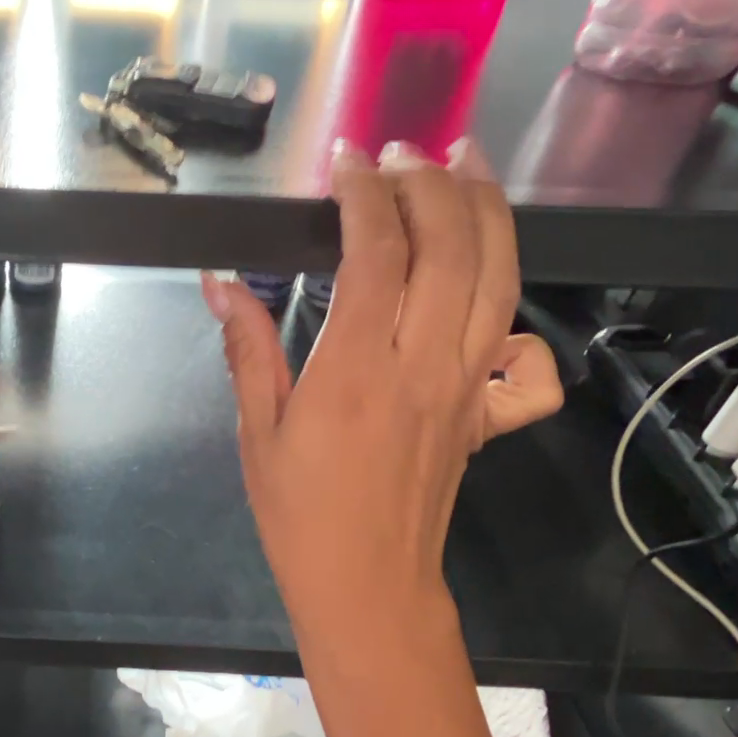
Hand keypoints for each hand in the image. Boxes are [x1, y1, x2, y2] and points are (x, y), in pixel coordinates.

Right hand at [202, 138, 562, 632]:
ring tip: (465, 163)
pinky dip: (511, 293)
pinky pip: (518, 341)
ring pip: (499, 276)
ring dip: (487, 209)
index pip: (376, 253)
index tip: (345, 160)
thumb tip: (219, 284)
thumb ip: (246, 350)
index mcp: (354, 372)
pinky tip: (485, 276)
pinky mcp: (483, 408)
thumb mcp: (256, 434)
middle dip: (430, 182)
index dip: (364, 194)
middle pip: (451, 246)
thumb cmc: (299, 514)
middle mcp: (422, 365)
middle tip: (402, 152)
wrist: (369, 584)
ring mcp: (465, 385)